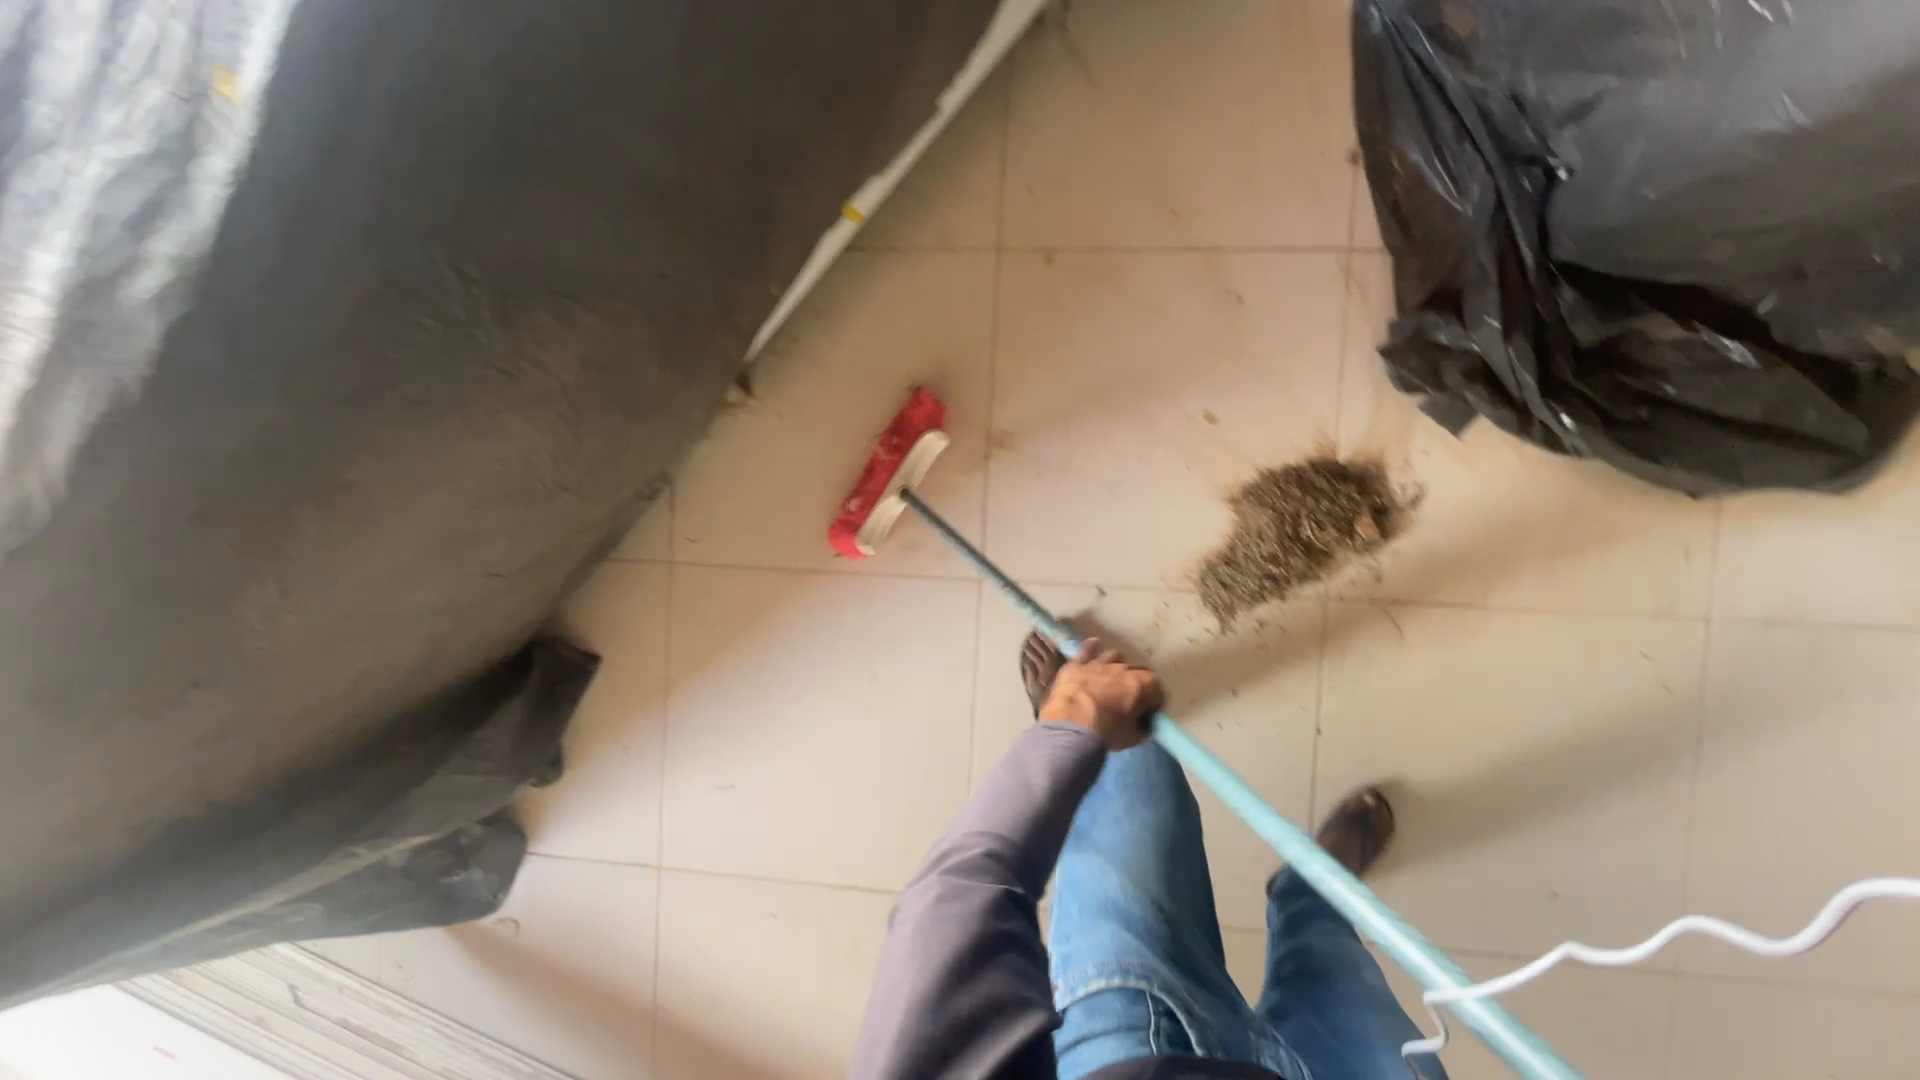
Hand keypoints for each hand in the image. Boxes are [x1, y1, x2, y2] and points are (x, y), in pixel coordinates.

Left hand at [1037, 639, 1162, 751]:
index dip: (1154, 703)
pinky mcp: (1077, 663)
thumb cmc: (1106, 732)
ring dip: (1116, 665)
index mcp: (1143, 685)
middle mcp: (1124, 669)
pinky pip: (1087, 649)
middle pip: (1138, 671)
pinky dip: (1092, 647)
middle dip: (1137, 682)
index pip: (1158, 690)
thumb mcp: (1133, 737)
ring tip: (1112, 675)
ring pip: (1114, 656)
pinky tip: (1094, 644)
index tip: (1148, 713)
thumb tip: (1144, 725)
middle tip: (1130, 697)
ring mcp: (1099, 663)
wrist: (1071, 723)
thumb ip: (1143, 728)